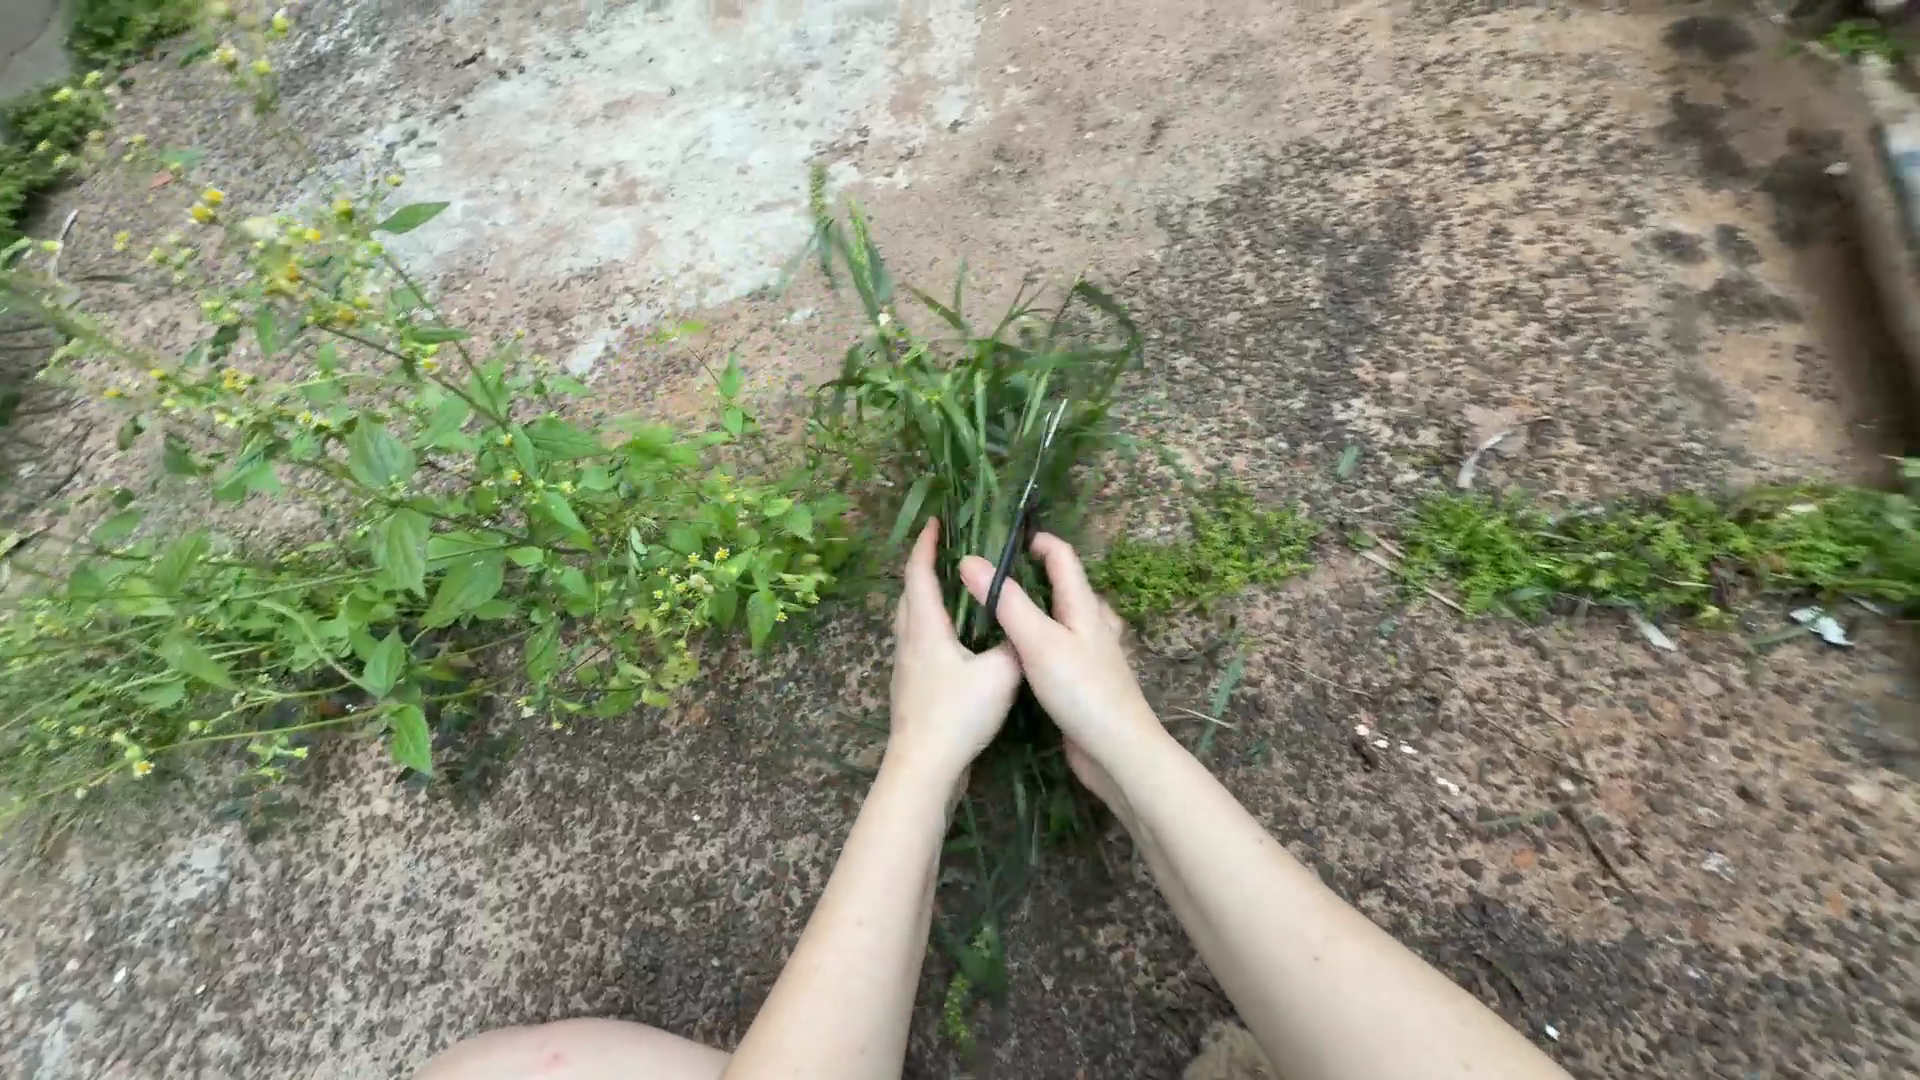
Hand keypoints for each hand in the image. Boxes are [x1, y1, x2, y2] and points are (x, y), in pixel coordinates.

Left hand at [886, 519, 1021, 784]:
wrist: (923, 767)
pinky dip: (928, 627)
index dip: (925, 545)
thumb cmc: (958, 714)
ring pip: (909, 620)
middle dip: (923, 568)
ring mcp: (904, 667)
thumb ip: (1013, 646)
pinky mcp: (908, 689)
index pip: (918, 574)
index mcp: (925, 628)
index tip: (936, 523)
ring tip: (951, 593)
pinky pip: (915, 643)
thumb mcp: (1000, 675)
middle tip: (946, 555)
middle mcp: (908, 641)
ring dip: (923, 599)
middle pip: (908, 594)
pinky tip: (951, 642)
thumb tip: (1021, 633)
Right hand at [957, 534, 1166, 803]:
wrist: (1116, 752)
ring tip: (997, 610)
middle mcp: (1090, 623)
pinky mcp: (1082, 680)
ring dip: (1034, 608)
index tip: (1000, 539)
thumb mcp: (1039, 641)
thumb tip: (970, 561)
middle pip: (1062, 585)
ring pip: (1060, 618)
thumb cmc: (1081, 690)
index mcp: (1084, 605)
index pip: (1062, 556)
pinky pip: (1058, 647)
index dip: (1035, 541)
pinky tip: (1016, 654)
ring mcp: (1089, 653)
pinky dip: (1037, 639)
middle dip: (1030, 574)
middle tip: (989, 576)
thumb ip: (1007, 602)